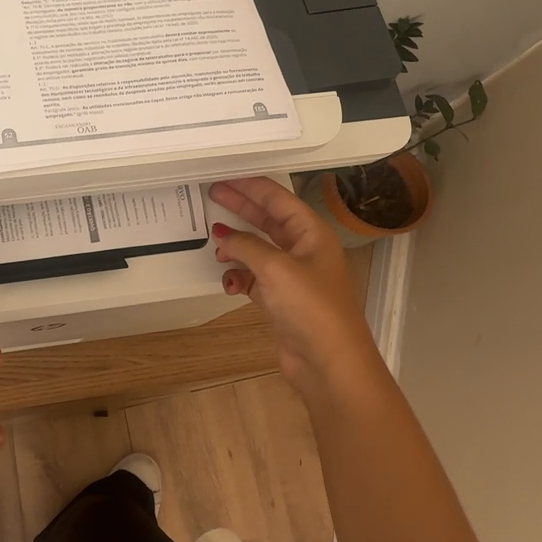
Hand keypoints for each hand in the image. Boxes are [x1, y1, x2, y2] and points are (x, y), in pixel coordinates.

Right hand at [208, 176, 382, 385]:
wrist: (329, 362)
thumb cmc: (312, 308)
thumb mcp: (276, 268)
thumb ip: (246, 246)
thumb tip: (224, 237)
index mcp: (312, 234)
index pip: (279, 199)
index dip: (251, 187)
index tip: (224, 178)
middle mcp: (304, 251)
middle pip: (267, 220)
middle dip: (240, 208)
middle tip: (213, 195)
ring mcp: (291, 276)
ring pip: (257, 250)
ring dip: (236, 248)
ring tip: (217, 247)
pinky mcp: (279, 300)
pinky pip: (252, 278)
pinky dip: (239, 277)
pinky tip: (230, 284)